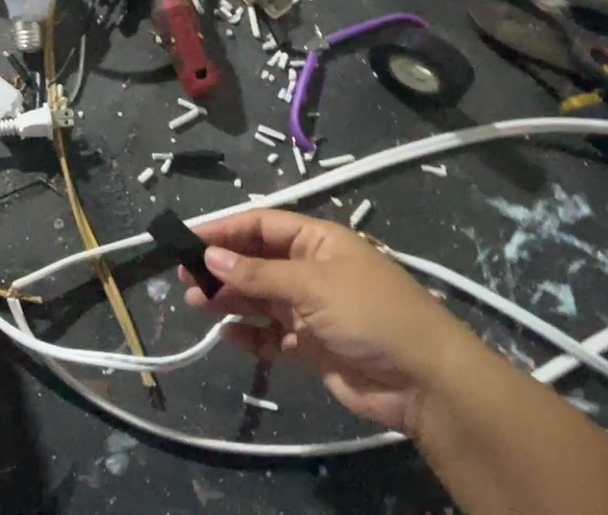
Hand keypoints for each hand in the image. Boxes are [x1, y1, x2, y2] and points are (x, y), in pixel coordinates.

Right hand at [180, 209, 484, 434]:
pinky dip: (248, 335)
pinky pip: (270, 335)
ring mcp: (311, 309)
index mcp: (318, 242)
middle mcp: (311, 270)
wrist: (425, 382)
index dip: (223, 229)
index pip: (261, 226)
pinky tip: (226, 335)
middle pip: (255, 262)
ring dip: (228, 299)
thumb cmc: (371, 314)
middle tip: (183, 275)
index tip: (186, 238)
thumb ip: (258, 274)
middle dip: (220, 267)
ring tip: (194, 302)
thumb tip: (209, 257)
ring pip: (258, 298)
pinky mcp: (312, 346)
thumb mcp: (312, 285)